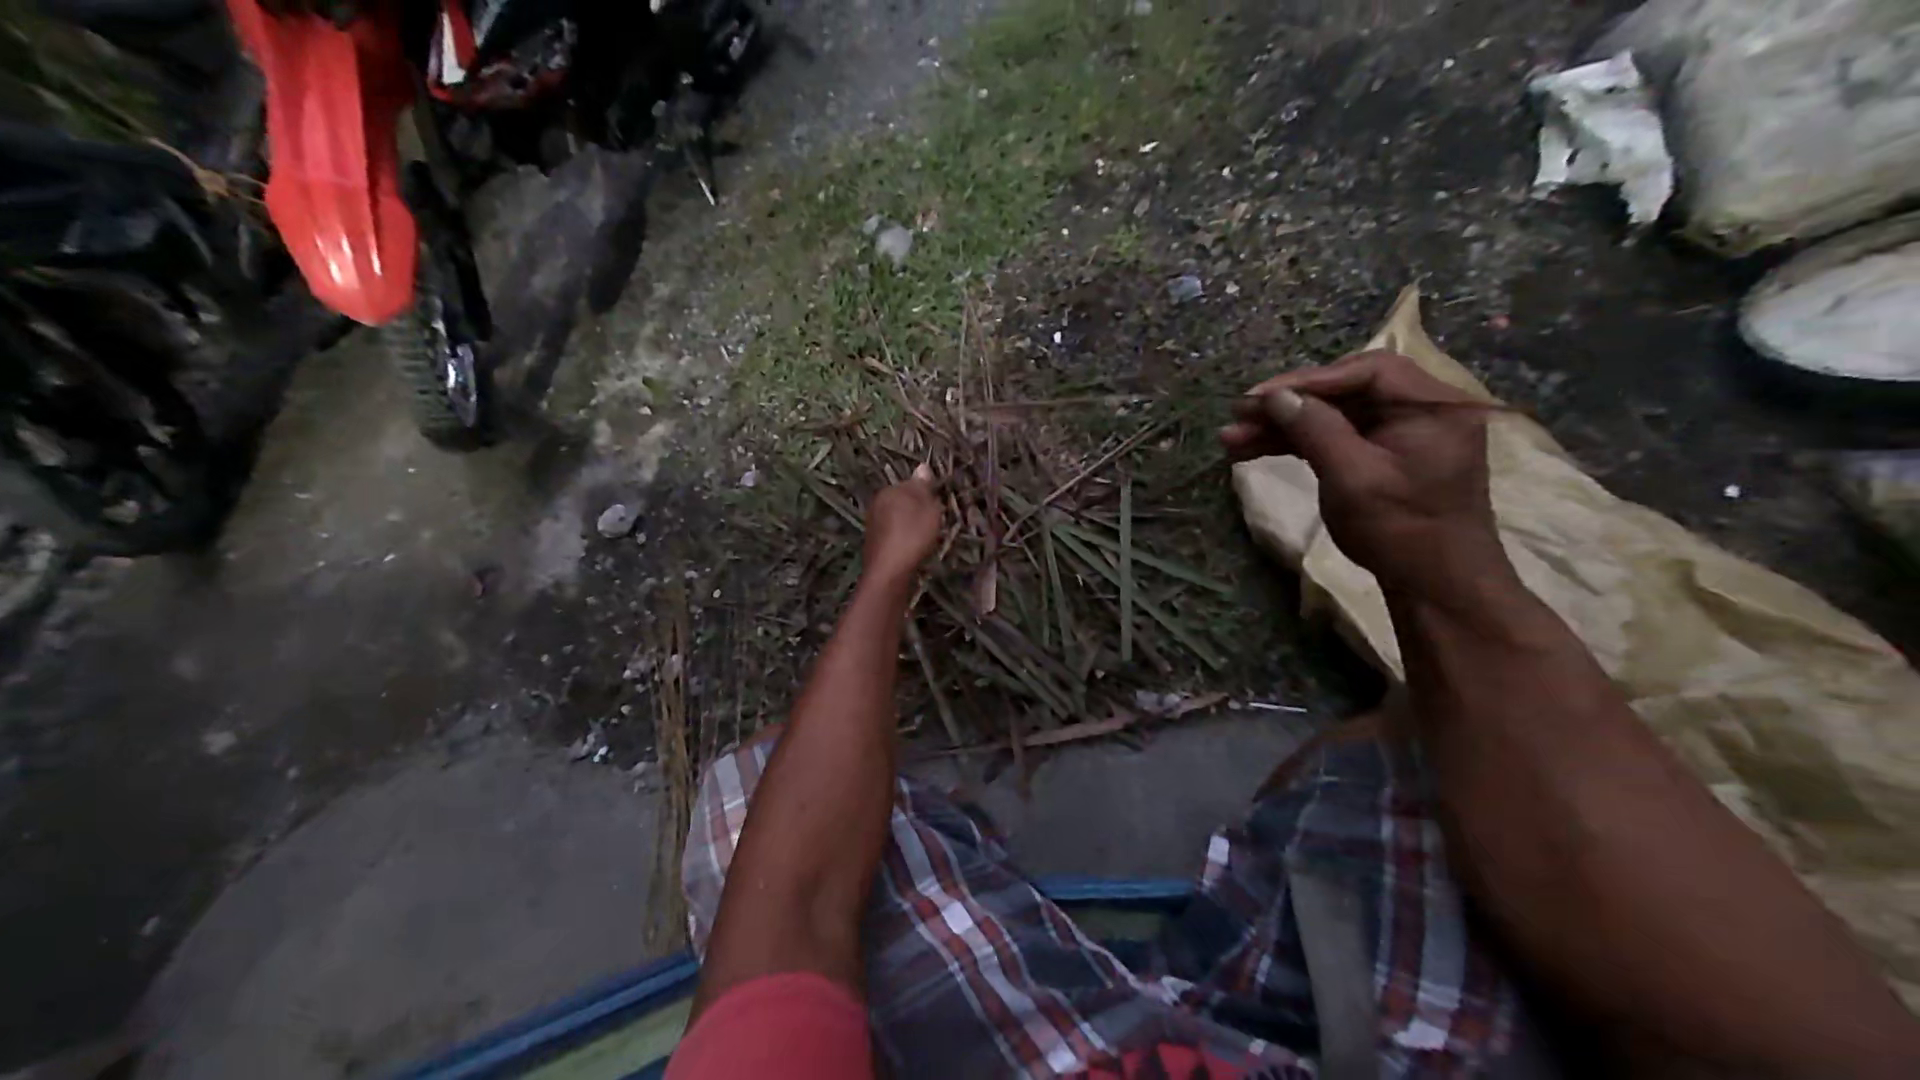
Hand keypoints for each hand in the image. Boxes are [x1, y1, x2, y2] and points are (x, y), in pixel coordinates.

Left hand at [862, 465, 942, 585]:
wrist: (890, 573)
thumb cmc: (912, 535)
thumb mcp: (927, 507)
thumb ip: (924, 487)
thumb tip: (922, 466)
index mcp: (888, 491)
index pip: (910, 484)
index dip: (927, 493)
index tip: (939, 506)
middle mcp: (877, 505)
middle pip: (904, 501)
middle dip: (918, 509)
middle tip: (935, 522)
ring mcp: (874, 526)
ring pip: (899, 519)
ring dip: (912, 525)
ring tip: (927, 537)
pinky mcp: (876, 545)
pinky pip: (896, 535)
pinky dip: (906, 539)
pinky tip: (914, 549)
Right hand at [1220, 351, 1515, 603]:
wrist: (1435, 585)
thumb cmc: (1400, 529)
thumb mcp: (1352, 477)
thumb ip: (1314, 429)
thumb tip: (1274, 397)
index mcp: (1432, 405)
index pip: (1366, 372)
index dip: (1308, 380)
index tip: (1259, 396)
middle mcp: (1421, 410)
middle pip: (1344, 392)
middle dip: (1288, 405)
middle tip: (1238, 415)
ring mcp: (1400, 434)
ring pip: (1332, 417)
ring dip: (1282, 427)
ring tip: (1232, 438)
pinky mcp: (1380, 456)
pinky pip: (1335, 438)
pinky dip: (1297, 444)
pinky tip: (1255, 448)